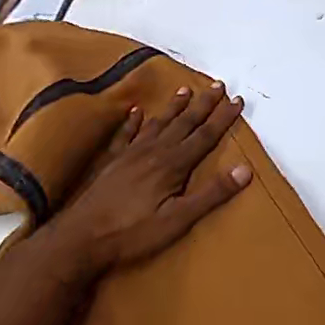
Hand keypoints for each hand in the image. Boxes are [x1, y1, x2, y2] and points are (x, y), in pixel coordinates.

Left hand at [37, 82, 250, 279]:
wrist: (79, 239)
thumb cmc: (133, 233)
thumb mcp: (180, 219)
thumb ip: (212, 194)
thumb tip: (245, 170)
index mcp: (173, 165)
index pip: (205, 136)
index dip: (223, 118)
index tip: (237, 100)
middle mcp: (153, 153)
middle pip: (184, 123)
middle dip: (203, 104)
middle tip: (218, 85)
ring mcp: (130, 155)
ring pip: (158, 124)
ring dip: (174, 107)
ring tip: (185, 90)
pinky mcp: (112, 163)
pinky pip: (125, 135)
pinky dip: (133, 121)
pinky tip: (137, 111)